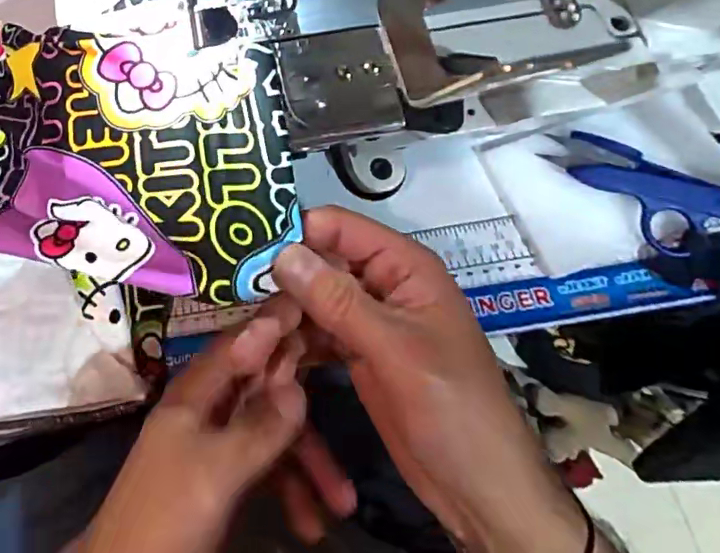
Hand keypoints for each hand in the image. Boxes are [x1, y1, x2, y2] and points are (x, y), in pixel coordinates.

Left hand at [80, 302, 353, 552]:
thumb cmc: (167, 513)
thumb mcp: (215, 470)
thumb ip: (257, 426)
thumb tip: (297, 382)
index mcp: (195, 394)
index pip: (239, 343)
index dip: (272, 322)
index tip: (310, 303)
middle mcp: (205, 410)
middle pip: (262, 389)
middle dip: (304, 403)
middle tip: (344, 390)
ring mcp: (212, 447)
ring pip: (269, 435)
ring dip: (306, 463)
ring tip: (343, 502)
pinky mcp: (220, 482)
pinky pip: (264, 472)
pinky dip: (290, 492)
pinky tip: (311, 525)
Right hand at [273, 207, 589, 552]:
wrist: (483, 493)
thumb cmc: (453, 410)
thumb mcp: (395, 350)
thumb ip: (338, 300)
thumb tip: (283, 253)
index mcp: (403, 266)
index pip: (338, 227)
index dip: (295, 233)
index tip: (246, 251)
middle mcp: (383, 283)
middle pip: (321, 261)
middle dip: (283, 277)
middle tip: (237, 296)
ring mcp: (369, 320)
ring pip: (314, 298)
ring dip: (285, 312)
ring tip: (248, 329)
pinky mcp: (358, 352)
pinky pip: (317, 332)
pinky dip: (295, 340)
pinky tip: (266, 351)